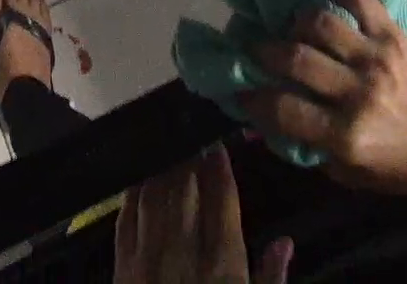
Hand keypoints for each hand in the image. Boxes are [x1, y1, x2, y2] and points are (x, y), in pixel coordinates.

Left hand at [114, 144, 293, 283]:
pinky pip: (126, 218)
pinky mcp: (121, 270)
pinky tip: (142, 178)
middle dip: (190, 157)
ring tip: (172, 148)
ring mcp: (147, 259)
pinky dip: (135, 192)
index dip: (219, 168)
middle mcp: (183, 254)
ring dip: (164, 167)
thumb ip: (271, 281)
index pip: (221, 202)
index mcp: (222, 267)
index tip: (218, 144)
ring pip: (155, 196)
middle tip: (194, 136)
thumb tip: (285, 242)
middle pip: (186, 189)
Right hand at [240, 0, 406, 197]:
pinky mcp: (394, 36)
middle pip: (296, 59)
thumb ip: (305, 144)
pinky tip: (332, 14)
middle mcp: (360, 94)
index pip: (283, 109)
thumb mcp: (346, 173)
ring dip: (296, 23)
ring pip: (321, 23)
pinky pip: (358, 1)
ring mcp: (378, 59)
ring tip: (293, 29)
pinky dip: (338, 0)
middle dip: (265, 51)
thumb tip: (260, 115)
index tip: (240, 87)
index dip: (253, 96)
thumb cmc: (395, 166)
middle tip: (257, 50)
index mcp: (347, 136)